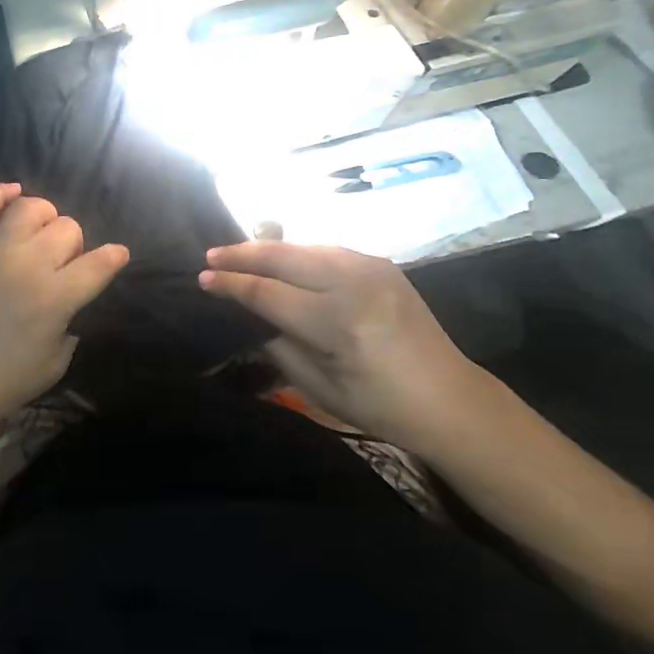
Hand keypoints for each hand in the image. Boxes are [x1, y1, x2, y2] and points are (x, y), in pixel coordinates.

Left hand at [0, 183, 128, 446]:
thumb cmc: (3, 384)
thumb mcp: (55, 362)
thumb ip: (71, 320)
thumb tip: (71, 296)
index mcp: (55, 298)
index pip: (99, 263)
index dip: (114, 257)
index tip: (118, 257)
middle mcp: (28, 265)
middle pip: (67, 228)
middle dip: (75, 245)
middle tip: (65, 267)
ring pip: (31, 207)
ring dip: (45, 218)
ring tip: (42, 237)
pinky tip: (14, 193)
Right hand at [200, 241, 488, 448]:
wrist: (450, 397)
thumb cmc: (383, 406)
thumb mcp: (322, 389)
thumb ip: (280, 348)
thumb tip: (249, 318)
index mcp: (338, 322)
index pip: (269, 293)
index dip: (232, 285)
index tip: (203, 278)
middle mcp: (354, 283)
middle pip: (285, 256)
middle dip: (244, 253)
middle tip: (212, 255)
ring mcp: (372, 267)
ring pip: (306, 246)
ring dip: (270, 248)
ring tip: (239, 252)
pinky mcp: (382, 262)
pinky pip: (329, 250)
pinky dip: (300, 252)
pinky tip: (283, 258)